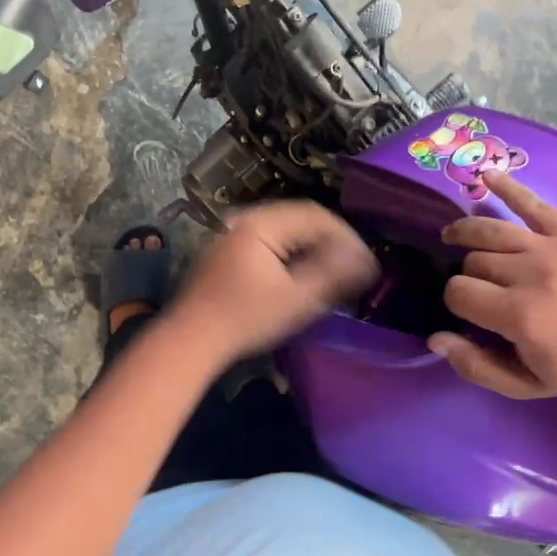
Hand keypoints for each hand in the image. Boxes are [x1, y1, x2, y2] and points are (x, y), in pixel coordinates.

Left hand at [167, 201, 379, 360]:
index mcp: (261, 222)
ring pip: (284, 232)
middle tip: (354, 267)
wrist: (190, 340)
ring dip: (311, 248)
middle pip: (300, 220)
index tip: (366, 262)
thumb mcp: (298, 298)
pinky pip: (268, 242)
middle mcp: (245, 219)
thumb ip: (334, 274)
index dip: (347, 236)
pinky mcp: (225, 253)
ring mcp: (231, 234)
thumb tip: (366, 259)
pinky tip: (300, 276)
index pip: (317, 215)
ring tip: (333, 273)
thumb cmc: (246, 319)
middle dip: (331, 242)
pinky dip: (289, 255)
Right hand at [427, 173, 556, 401]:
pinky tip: (486, 177)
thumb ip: (475, 366)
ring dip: (466, 232)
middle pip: (474, 261)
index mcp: (519, 316)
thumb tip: (435, 338)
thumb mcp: (524, 386)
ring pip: (490, 230)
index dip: (456, 303)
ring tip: (453, 237)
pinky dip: (507, 187)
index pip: (458, 292)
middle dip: (468, 276)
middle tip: (481, 291)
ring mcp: (552, 248)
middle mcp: (531, 275)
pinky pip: (532, 203)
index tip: (468, 312)